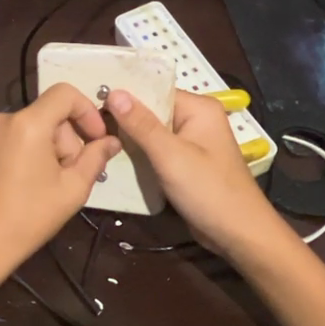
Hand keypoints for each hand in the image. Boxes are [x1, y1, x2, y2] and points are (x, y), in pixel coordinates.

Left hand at [0, 83, 121, 274]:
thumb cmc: (31, 216)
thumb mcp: (73, 188)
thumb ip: (96, 157)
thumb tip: (111, 141)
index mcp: (28, 123)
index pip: (64, 93)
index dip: (87, 111)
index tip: (95, 140)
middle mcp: (2, 119)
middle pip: (48, 114)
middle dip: (66, 139)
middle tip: (71, 173)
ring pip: (30, 126)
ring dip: (47, 146)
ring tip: (48, 182)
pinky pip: (11, 137)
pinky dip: (26, 150)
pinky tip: (26, 182)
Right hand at [105, 89, 289, 259]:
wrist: (238, 234)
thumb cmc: (209, 190)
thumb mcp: (170, 155)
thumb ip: (141, 124)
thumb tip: (113, 92)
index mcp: (198, 108)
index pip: (153, 91)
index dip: (123, 96)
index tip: (89, 101)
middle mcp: (195, 119)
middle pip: (151, 111)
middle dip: (122, 118)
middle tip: (86, 125)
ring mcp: (191, 142)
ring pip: (151, 133)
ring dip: (127, 139)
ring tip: (93, 139)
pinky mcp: (185, 163)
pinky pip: (156, 151)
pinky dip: (138, 155)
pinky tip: (113, 158)